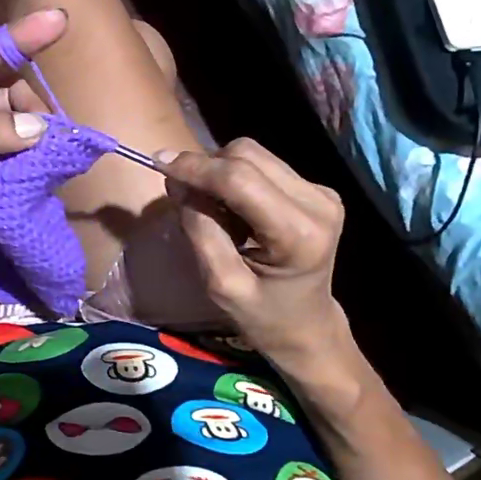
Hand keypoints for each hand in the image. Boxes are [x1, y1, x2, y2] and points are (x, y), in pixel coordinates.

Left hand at [0, 9, 67, 303]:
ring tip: (43, 150)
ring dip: (38, 133)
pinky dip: (41, 159)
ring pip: (23, 125)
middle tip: (40, 128)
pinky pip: (27, 160)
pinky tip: (49, 162)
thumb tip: (39, 129)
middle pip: (8, 89)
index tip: (58, 21)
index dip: (17, 38)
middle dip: (29, 101)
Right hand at [161, 138, 349, 366]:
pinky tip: (236, 213)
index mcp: (298, 233)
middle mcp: (318, 202)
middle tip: (186, 199)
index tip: (158, 164)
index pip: (240, 179)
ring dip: (221, 174)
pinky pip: (264, 165)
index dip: (196, 167)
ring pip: (254, 154)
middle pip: (247, 156)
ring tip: (216, 213)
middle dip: (207, 169)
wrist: (305, 324)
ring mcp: (321, 192)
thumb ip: (200, 231)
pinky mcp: (316, 189)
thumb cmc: (262, 315)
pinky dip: (237, 180)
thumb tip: (178, 182)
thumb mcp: (220, 284)